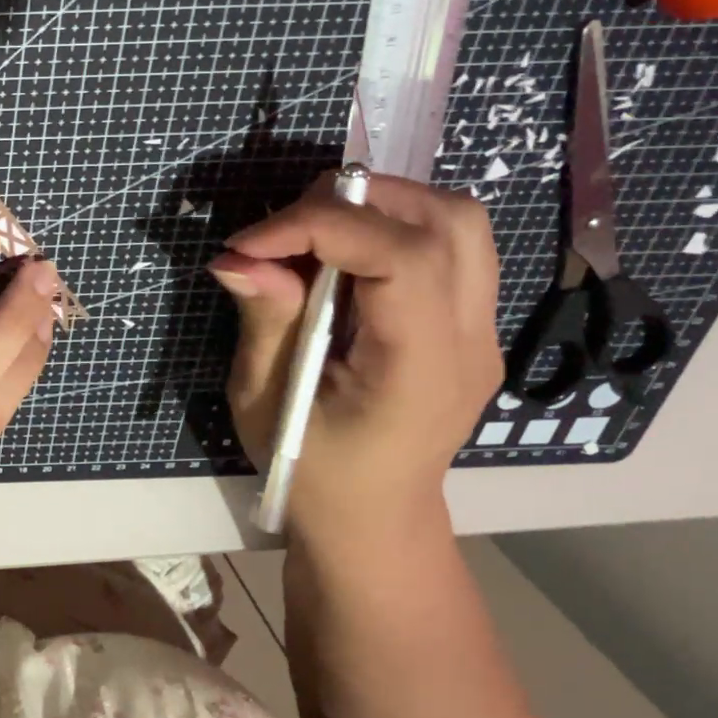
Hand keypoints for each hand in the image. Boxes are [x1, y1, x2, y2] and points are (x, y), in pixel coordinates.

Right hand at [209, 174, 502, 545]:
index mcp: (422, 365)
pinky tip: (336, 256)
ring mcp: (480, 327)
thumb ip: (265, 320)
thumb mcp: (265, 401)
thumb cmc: (310, 469)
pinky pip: (445, 244)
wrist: (372, 517)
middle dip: (354, 201)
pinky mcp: (466, 321)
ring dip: (376, 206)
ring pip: (456, 221)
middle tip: (282, 230)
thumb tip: (236, 257)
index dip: (317, 226)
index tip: (246, 244)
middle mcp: (471, 336)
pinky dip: (387, 225)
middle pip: (447, 220)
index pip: (401, 255)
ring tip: (308, 233)